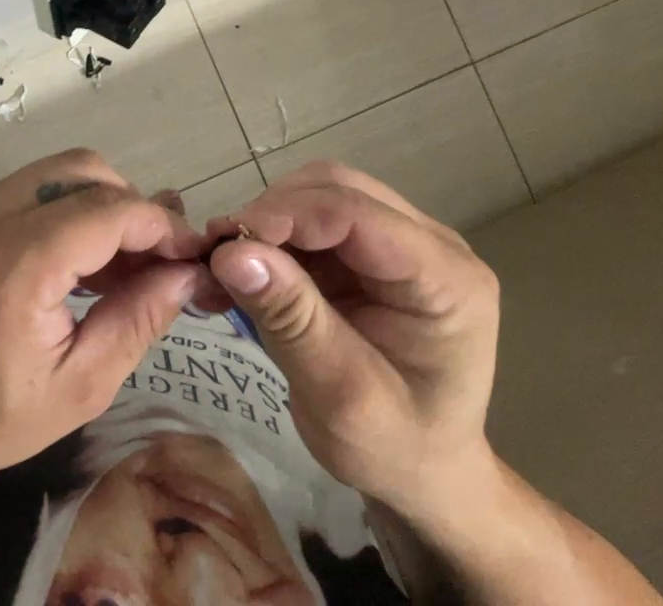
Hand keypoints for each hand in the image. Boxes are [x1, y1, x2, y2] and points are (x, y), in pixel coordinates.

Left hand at [0, 149, 208, 483]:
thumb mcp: (79, 385)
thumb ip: (138, 319)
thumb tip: (188, 273)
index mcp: (15, 264)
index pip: (109, 210)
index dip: (161, 227)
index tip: (189, 257)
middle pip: (85, 172)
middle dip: (131, 209)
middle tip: (152, 263)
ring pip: (58, 172)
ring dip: (100, 207)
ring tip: (118, 269)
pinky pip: (29, 188)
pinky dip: (65, 211)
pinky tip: (76, 264)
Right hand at [202, 161, 500, 517]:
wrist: (420, 473)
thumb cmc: (391, 447)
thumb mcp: (339, 393)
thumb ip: (292, 319)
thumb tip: (231, 253)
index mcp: (447, 280)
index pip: (357, 214)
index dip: (286, 215)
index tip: (223, 242)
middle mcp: (431, 245)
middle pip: (338, 190)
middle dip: (272, 213)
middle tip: (216, 254)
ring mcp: (400, 245)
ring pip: (319, 196)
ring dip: (266, 223)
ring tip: (223, 267)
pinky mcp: (370, 255)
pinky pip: (311, 223)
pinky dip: (269, 240)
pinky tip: (238, 275)